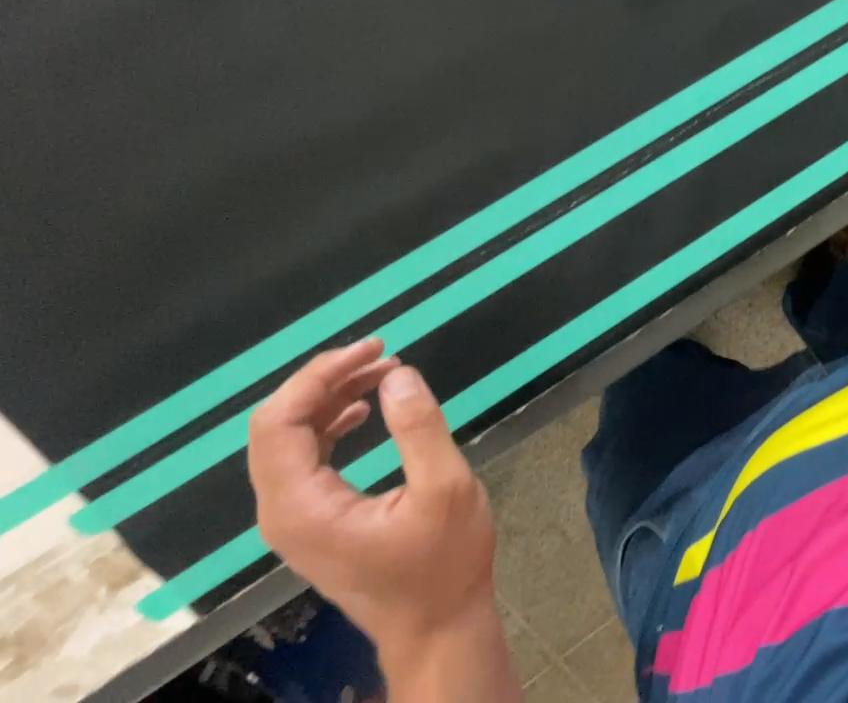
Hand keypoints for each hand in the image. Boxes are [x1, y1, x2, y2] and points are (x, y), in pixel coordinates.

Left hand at [248, 338, 497, 652]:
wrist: (437, 623)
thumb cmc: (445, 561)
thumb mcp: (446, 489)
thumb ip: (419, 429)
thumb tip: (397, 375)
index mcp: (301, 506)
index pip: (278, 423)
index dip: (319, 376)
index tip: (374, 348)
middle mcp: (281, 511)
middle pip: (276, 428)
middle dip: (326, 381)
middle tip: (383, 354)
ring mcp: (293, 519)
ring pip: (288, 442)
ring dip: (331, 400)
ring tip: (383, 373)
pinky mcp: (313, 521)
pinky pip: (304, 461)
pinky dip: (331, 426)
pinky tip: (363, 412)